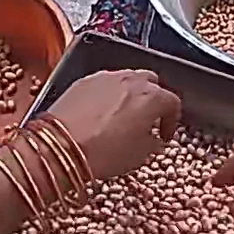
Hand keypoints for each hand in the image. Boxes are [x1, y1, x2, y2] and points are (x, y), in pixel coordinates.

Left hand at [43, 69, 181, 179]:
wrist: (61, 147)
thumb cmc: (102, 153)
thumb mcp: (140, 156)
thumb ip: (154, 142)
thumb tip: (154, 138)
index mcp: (152, 97)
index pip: (172, 103)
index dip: (172, 121)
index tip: (165, 134)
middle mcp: (131, 80)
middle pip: (152, 83)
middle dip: (153, 100)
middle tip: (148, 120)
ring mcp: (105, 77)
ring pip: (127, 79)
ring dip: (131, 95)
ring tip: (124, 116)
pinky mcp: (83, 81)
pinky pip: (104, 83)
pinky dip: (108, 95)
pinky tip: (101, 113)